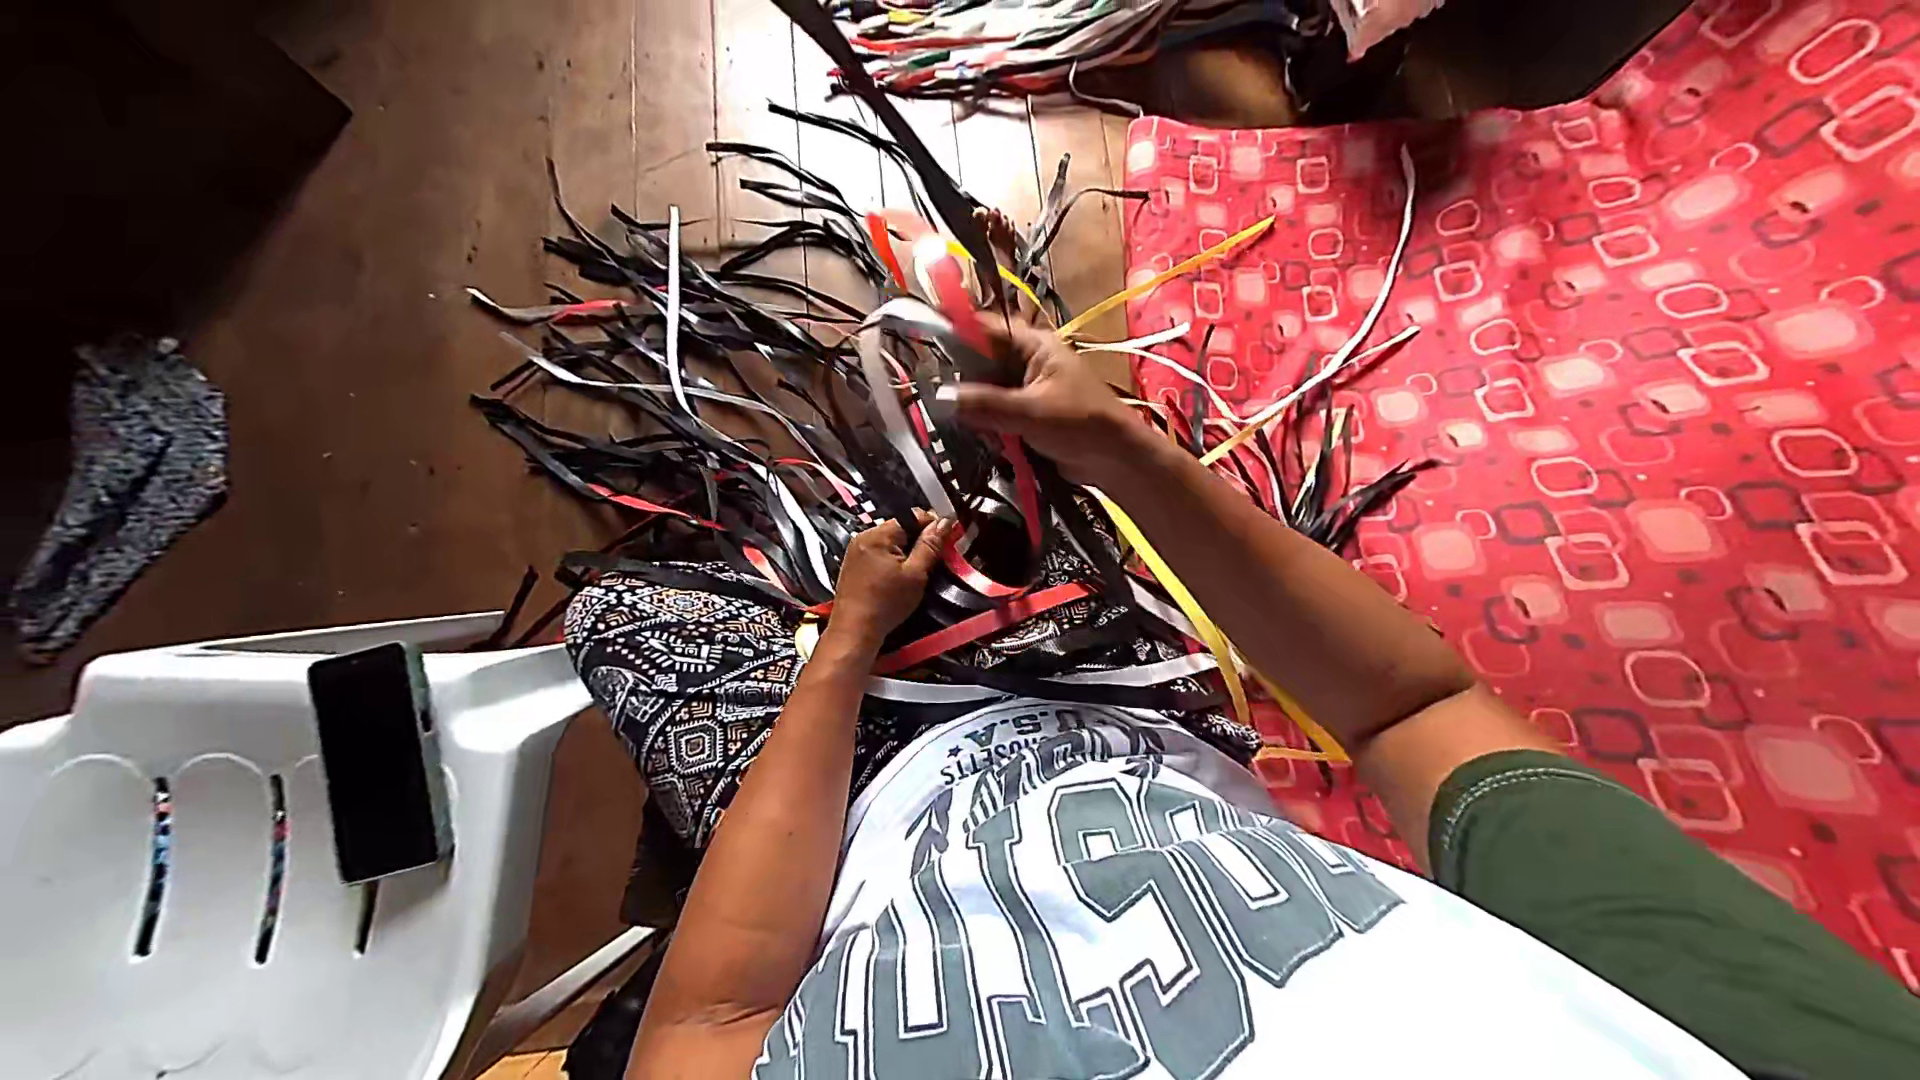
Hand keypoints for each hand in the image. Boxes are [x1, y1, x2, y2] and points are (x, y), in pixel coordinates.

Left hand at [828, 511, 953, 646]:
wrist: (855, 630)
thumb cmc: (885, 605)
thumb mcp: (916, 575)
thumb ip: (930, 546)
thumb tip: (944, 522)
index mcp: (878, 535)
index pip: (912, 516)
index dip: (932, 526)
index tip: (945, 541)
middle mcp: (864, 537)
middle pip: (901, 527)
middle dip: (918, 541)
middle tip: (930, 562)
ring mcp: (856, 550)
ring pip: (891, 541)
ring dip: (905, 552)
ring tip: (913, 573)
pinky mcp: (854, 563)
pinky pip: (879, 552)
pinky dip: (892, 560)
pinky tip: (897, 578)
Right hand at [947, 317, 1140, 482]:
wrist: (1115, 459)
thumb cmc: (1080, 423)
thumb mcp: (1029, 411)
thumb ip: (984, 404)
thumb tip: (941, 397)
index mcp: (1033, 346)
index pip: (984, 328)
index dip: (953, 328)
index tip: (920, 332)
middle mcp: (1027, 363)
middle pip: (979, 364)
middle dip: (965, 386)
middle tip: (949, 404)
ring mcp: (1026, 390)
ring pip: (984, 394)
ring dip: (979, 414)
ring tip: (984, 431)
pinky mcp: (1026, 416)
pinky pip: (995, 416)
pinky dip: (991, 429)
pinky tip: (995, 443)